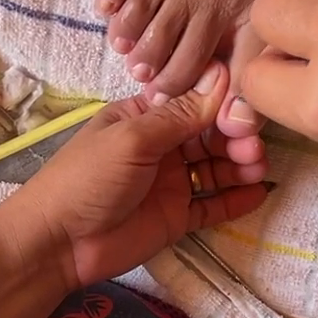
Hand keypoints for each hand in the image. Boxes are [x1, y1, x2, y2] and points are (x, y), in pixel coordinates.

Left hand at [0, 61, 271, 290]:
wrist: (58, 244)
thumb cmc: (87, 180)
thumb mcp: (132, 139)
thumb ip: (179, 113)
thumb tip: (221, 74)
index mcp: (143, 117)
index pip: (193, 100)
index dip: (222, 103)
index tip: (245, 112)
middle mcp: (160, 146)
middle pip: (210, 133)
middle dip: (235, 135)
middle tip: (251, 146)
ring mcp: (168, 183)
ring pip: (215, 168)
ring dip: (240, 164)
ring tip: (256, 167)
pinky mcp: (174, 217)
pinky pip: (211, 204)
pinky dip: (235, 199)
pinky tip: (260, 193)